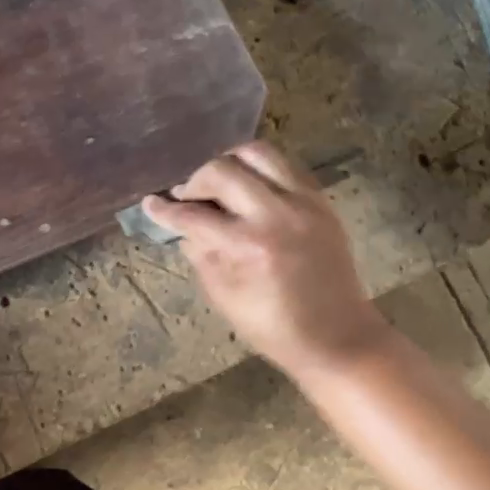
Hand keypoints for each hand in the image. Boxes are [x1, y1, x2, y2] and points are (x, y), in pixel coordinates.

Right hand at [142, 142, 389, 375]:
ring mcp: (303, 202)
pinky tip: (248, 189)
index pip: (194, 215)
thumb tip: (183, 226)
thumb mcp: (223, 296)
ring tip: (219, 184)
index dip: (165, 210)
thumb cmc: (274, 327)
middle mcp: (276, 214)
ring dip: (229, 164)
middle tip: (188, 199)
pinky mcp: (320, 200)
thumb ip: (200, 253)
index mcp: (248, 246)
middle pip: (221, 170)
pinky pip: (284, 166)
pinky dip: (259, 171)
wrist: (338, 336)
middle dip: (195, 182)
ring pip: (256, 153)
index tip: (150, 203)